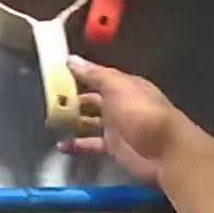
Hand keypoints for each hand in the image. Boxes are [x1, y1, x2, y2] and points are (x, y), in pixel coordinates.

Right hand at [59, 57, 194, 182]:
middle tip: (48, 101)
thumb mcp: (117, 87)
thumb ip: (94, 74)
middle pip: (92, 98)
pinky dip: (77, 145)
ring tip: (50, 121)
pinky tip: (61, 146)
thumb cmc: (141, 114)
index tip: (53, 75)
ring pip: (89, 120)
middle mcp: (120, 103)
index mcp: (123, 85)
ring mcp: (117, 126)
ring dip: (72, 121)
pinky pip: (91, 143)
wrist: (165, 153)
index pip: (96, 76)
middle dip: (72, 99)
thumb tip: (70, 59)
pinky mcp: (114, 147)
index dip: (77, 75)